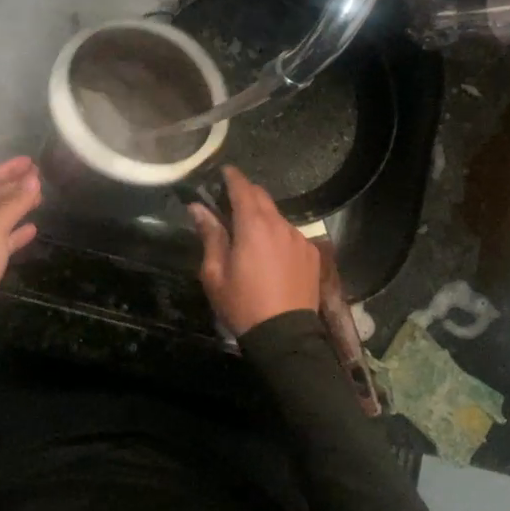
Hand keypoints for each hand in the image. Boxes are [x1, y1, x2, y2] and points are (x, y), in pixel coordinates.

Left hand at [0, 156, 43, 329]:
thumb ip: (13, 206)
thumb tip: (33, 180)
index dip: (7, 169)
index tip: (30, 162)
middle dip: (13, 186)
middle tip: (37, 178)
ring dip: (16, 207)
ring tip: (39, 199)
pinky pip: (1, 242)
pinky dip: (16, 234)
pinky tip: (32, 230)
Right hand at [189, 166, 319, 336]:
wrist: (286, 338)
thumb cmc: (243, 305)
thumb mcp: (215, 273)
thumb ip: (209, 235)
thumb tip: (197, 208)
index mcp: (253, 225)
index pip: (242, 188)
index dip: (231, 176)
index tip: (222, 172)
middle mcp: (279, 224)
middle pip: (261, 197)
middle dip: (245, 194)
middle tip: (229, 202)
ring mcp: (299, 239)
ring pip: (277, 216)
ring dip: (262, 217)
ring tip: (251, 235)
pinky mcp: (312, 254)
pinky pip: (291, 234)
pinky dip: (278, 235)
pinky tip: (272, 255)